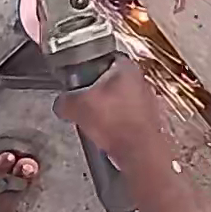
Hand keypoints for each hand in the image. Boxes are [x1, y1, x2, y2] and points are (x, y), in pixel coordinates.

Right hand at [54, 57, 171, 170]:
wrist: (139, 152)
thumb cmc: (114, 121)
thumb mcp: (75, 107)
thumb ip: (64, 101)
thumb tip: (61, 104)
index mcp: (125, 67)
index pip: (103, 60)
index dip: (87, 70)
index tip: (78, 80)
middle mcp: (140, 81)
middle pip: (111, 83)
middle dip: (96, 95)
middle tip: (83, 105)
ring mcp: (148, 102)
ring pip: (119, 102)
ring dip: (107, 112)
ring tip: (95, 124)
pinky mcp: (149, 122)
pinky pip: (127, 120)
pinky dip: (116, 127)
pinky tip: (107, 136)